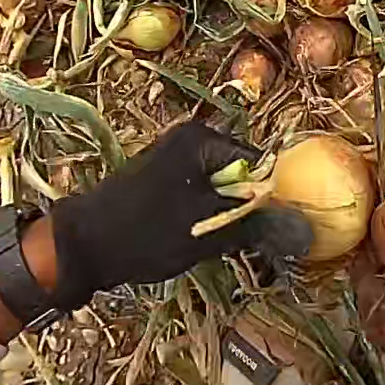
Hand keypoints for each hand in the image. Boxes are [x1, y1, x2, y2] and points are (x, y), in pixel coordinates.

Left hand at [47, 122, 311, 308]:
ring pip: (221, 185)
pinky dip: (207, 211)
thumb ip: (257, 225)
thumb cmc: (146, 230)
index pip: (257, 161)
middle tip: (244, 236)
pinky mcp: (164, 175)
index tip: (271, 226)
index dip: (267, 194)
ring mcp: (175, 155)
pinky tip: (199, 235)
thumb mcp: (207, 230)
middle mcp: (191, 138)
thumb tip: (304, 231)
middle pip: (240, 171)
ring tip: (218, 238)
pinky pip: (201, 190)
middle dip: (246, 205)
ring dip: (226, 212)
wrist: (80, 246)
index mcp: (203, 138)